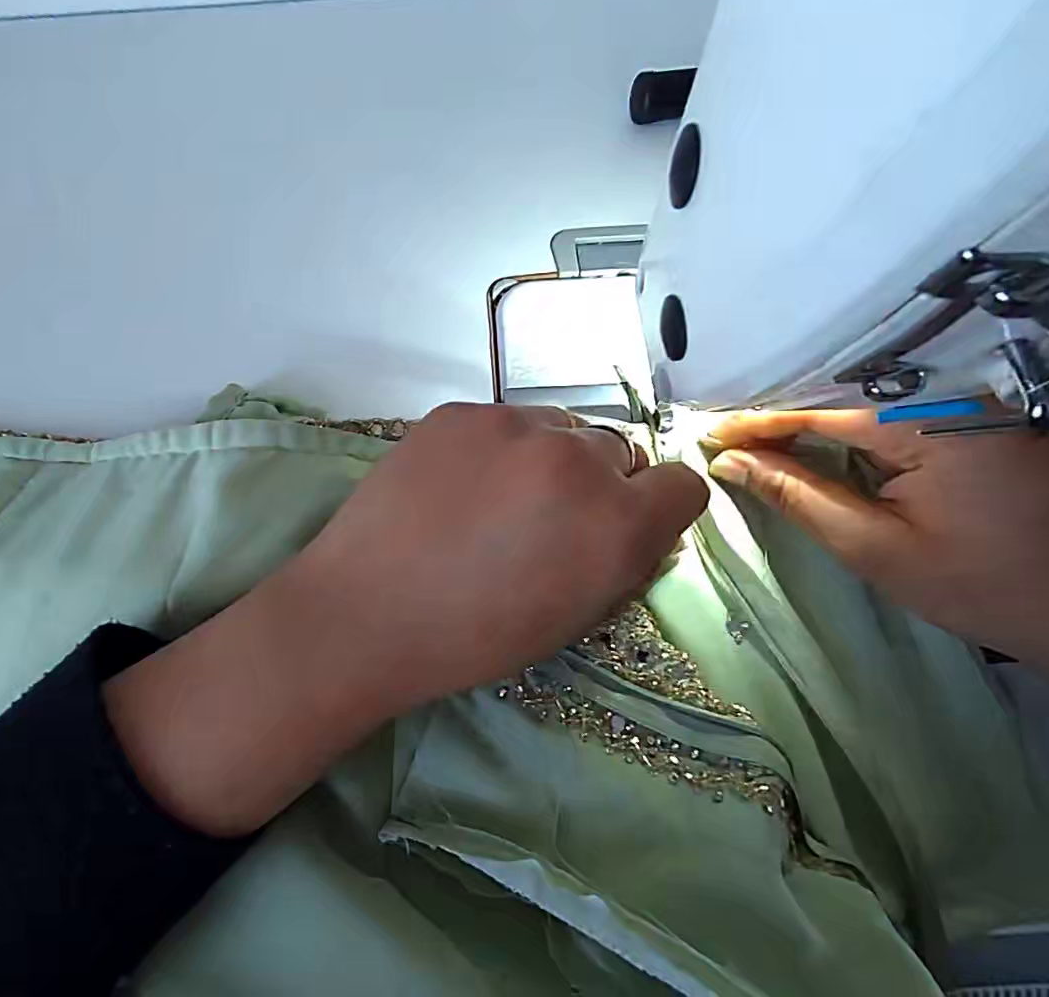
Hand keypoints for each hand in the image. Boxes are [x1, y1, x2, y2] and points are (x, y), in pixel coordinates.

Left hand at [285, 403, 709, 708]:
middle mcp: (577, 460)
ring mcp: (514, 425)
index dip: (658, 509)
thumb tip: (646, 523)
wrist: (365, 612)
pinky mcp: (462, 410)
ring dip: (552, 459)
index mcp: (616, 524)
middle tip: (550, 519)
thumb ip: (624, 561)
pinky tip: (459, 485)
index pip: (683, 486)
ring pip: (564, 429)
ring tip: (500, 499)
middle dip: (601, 484)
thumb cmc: (475, 637)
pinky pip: (508, 422)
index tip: (625, 526)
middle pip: (622, 451)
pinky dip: (500, 448)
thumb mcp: (574, 618)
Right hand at [704, 410, 1048, 708]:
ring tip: (762, 439)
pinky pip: (904, 408)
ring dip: (817, 419)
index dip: (759, 422)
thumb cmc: (986, 588)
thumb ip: (799, 497)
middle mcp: (955, 392)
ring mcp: (978, 398)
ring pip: (873, 398)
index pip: (820, 408)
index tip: (711, 434)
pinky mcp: (988, 412)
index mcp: (931, 423)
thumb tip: (732, 462)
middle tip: (729, 439)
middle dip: (782, 417)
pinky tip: (823, 441)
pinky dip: (857, 425)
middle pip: (845, 392)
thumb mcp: (877, 550)